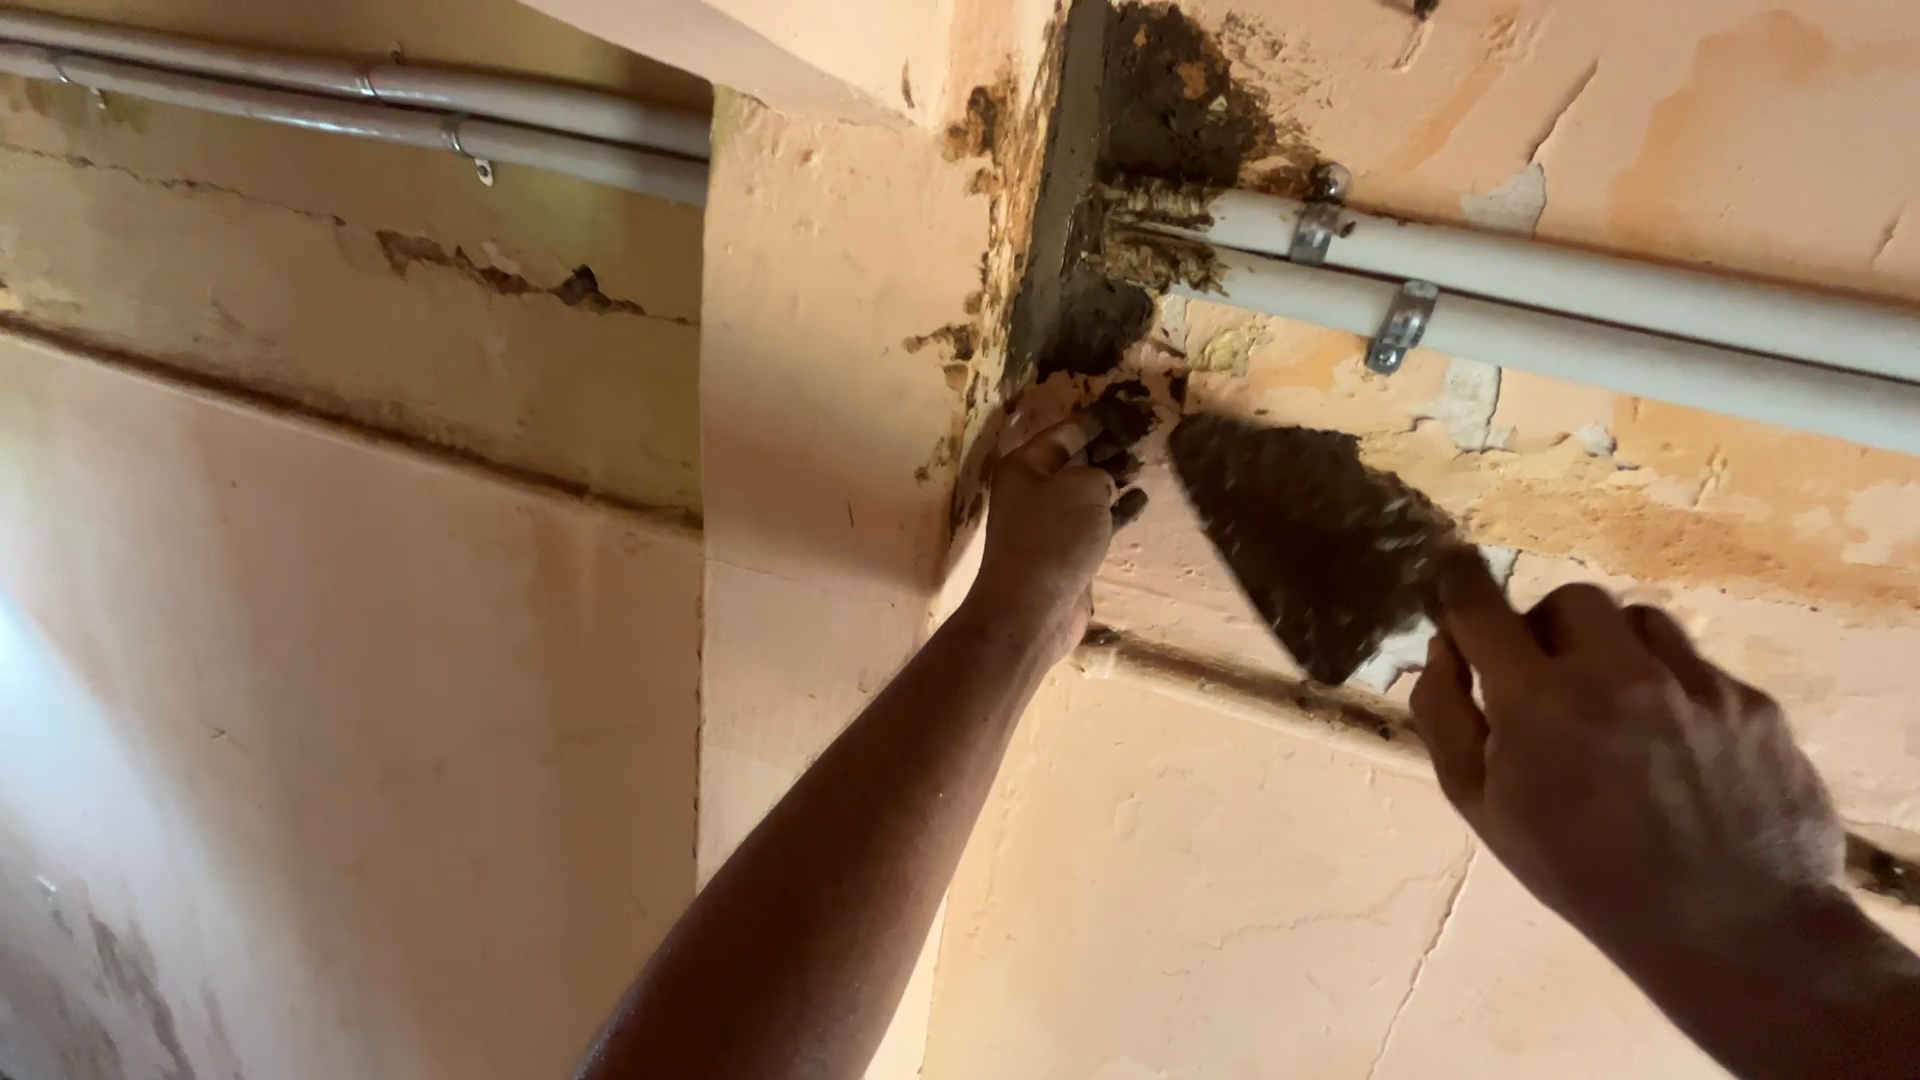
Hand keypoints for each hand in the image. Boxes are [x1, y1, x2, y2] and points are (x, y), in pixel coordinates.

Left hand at [968, 415, 1129, 662]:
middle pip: (1074, 458)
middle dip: (1107, 446)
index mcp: (1025, 466)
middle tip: (1141, 436)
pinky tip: (1141, 498)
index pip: (1066, 431)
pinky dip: (1117, 508)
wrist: (1032, 609)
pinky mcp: (1066, 550)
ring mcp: (1048, 522)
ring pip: (1086, 489)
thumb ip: (1099, 474)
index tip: (1128, 410)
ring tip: (1143, 463)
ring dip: (1113, 476)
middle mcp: (1032, 490)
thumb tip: (1103, 484)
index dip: (1098, 419)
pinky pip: (1095, 519)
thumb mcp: (1082, 488)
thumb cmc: (1053, 538)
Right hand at [1410, 554, 1844, 960]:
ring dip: (1608, 646)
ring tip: (1611, 700)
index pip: (1481, 610)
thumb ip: (1441, 714)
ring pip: (1638, 620)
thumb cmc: (1575, 867)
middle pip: (1569, 600)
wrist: (1733, 933)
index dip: (1459, 578)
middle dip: (1543, 625)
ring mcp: (1695, 687)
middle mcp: (1616, 676)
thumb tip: (1440, 649)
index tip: (1452, 561)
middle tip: (1543, 672)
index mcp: (1536, 700)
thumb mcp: (1475, 800)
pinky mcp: (1755, 707)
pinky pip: (1694, 665)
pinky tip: (1668, 741)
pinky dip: (1665, 684)